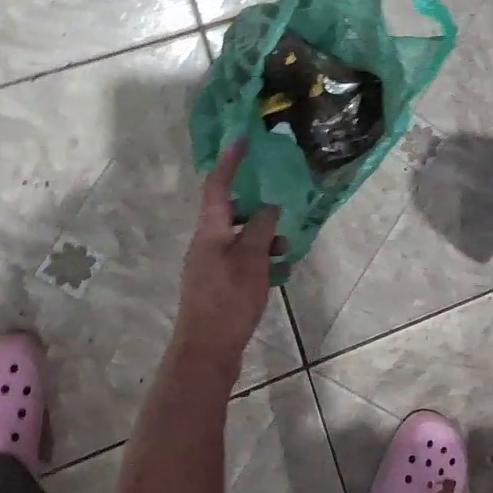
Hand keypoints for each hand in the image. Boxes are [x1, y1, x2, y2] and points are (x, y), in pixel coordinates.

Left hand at [171, 141, 282, 377]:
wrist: (206, 352)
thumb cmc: (228, 300)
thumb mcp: (251, 259)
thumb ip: (262, 229)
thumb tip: (269, 208)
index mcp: (209, 231)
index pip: (217, 185)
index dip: (230, 162)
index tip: (244, 140)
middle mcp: (205, 244)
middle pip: (228, 212)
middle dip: (256, 207)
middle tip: (279, 208)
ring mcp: (209, 267)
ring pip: (238, 238)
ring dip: (262, 237)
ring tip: (287, 249)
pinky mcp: (217, 287)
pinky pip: (240, 260)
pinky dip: (258, 259)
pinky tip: (278, 272)